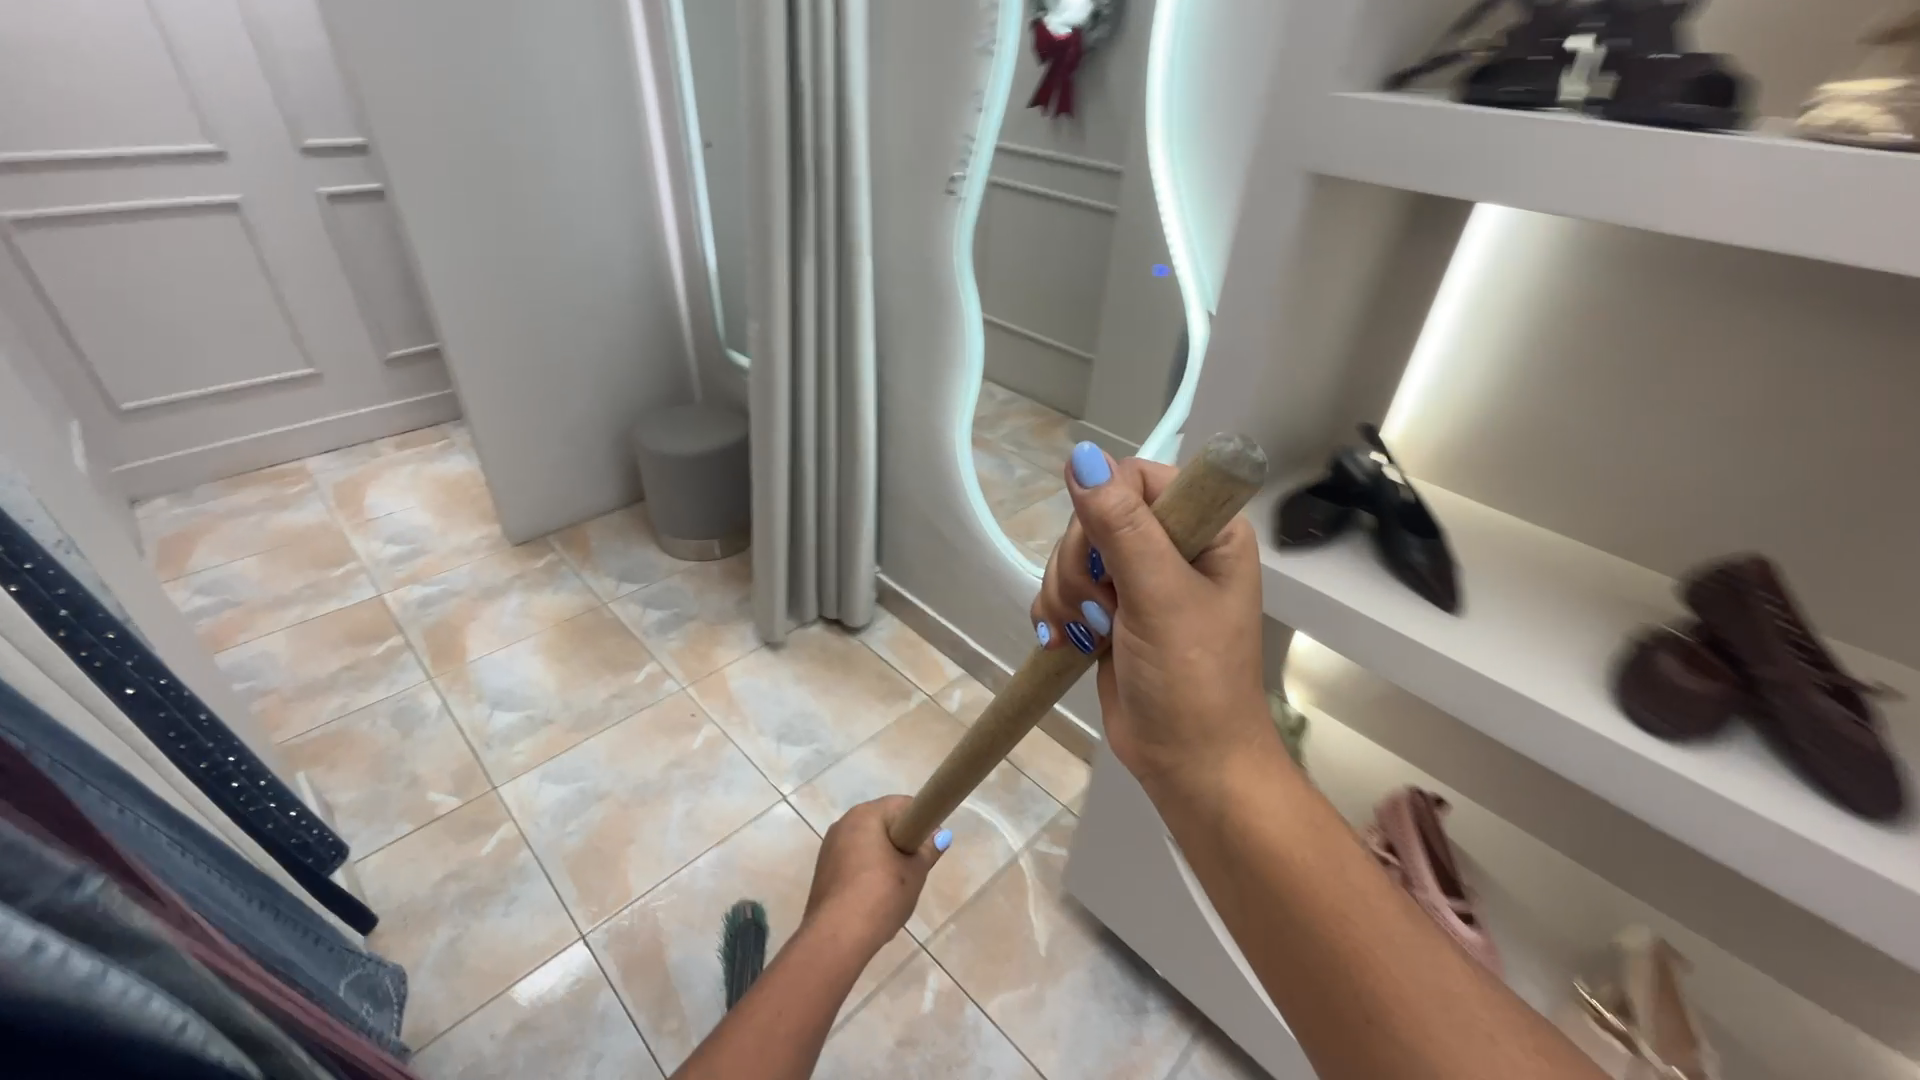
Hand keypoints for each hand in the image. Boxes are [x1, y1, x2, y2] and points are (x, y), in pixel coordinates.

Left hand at [804, 796, 947, 951]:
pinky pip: (852, 860)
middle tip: (916, 865)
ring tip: (896, 884)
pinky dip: (866, 870)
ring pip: (866, 842)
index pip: (901, 804)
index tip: (931, 842)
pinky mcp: (823, 870)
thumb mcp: (914, 872)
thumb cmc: (881, 895)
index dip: (921, 820)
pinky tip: (874, 895)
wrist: (838, 936)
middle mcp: (844, 823)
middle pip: (882, 822)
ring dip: (883, 855)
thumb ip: (928, 850)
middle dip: (901, 839)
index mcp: (866, 815)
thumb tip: (939, 835)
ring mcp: (829, 847)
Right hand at [1030, 443, 1272, 790]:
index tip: (1108, 559)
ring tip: (1091, 636)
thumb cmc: (1192, 681)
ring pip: (1071, 554)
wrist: (1187, 763)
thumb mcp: (1159, 597)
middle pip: (1093, 516)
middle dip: (1082, 566)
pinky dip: (1055, 613)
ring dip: (1066, 595)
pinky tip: (1066, 642)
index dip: (1107, 510)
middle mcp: (1171, 545)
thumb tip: (1080, 456)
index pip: (1135, 479)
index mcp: (1205, 528)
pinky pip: (1062, 588)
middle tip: (1104, 612)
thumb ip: (1120, 526)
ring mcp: (1137, 580)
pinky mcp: (1108, 611)